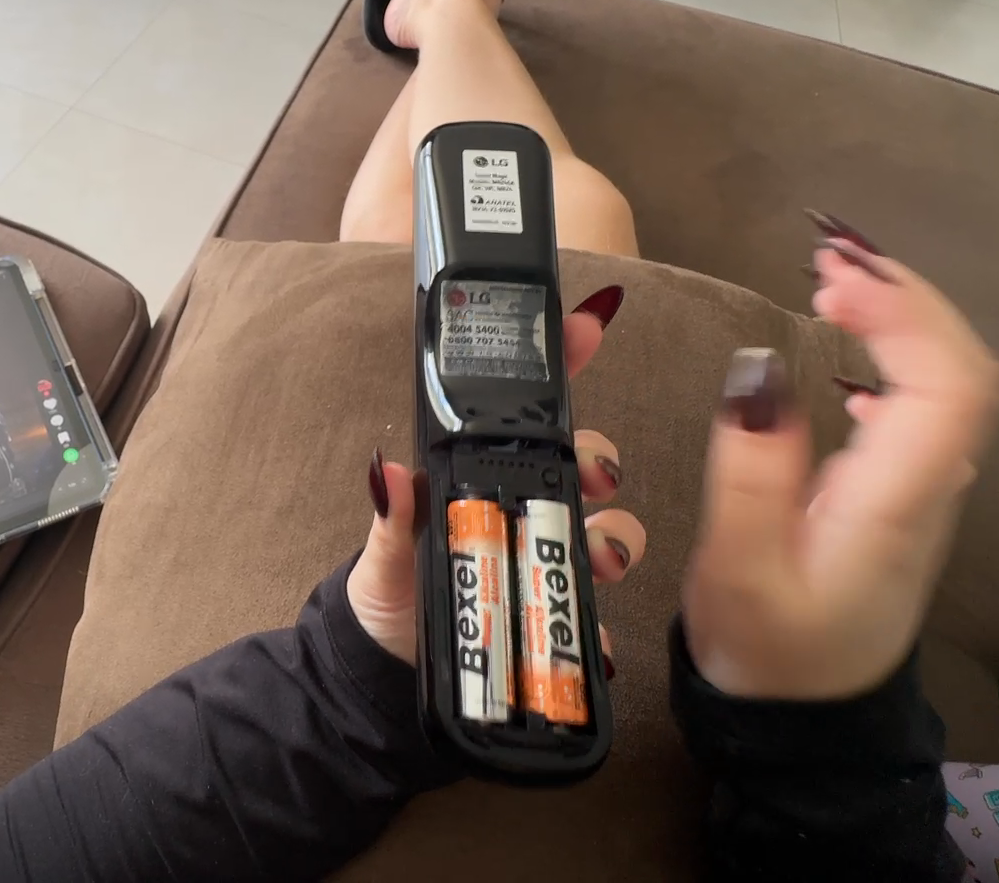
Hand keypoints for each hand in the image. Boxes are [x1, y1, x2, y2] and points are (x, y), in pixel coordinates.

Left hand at [348, 287, 645, 665]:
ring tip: (598, 554)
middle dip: (599, 458)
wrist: (390, 670)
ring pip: (607, 526)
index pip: (516, 416)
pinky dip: (605, 617)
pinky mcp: (557, 609)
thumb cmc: (384, 598)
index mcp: (473, 479)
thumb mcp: (383, 554)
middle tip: (591, 474)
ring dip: (616, 534)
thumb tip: (388, 471)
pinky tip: (594, 633)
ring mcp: (540, 556)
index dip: (555, 368)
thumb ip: (391, 516)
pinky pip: (599, 606)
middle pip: (578, 463)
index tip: (585, 328)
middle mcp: (513, 508)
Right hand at [683, 226, 998, 699]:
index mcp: (894, 501)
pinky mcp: (891, 497)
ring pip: (946, 385)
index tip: (827, 278)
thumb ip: (750, 467)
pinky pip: (917, 407)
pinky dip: (888, 355)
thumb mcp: (741, 561)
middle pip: (961, 373)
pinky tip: (845, 347)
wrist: (796, 708)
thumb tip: (755, 366)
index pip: (945, 385)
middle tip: (829, 256)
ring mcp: (916, 493)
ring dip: (900, 320)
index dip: (902, 317)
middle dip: (906, 300)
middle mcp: (926, 488)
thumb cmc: (764, 639)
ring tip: (834, 281)